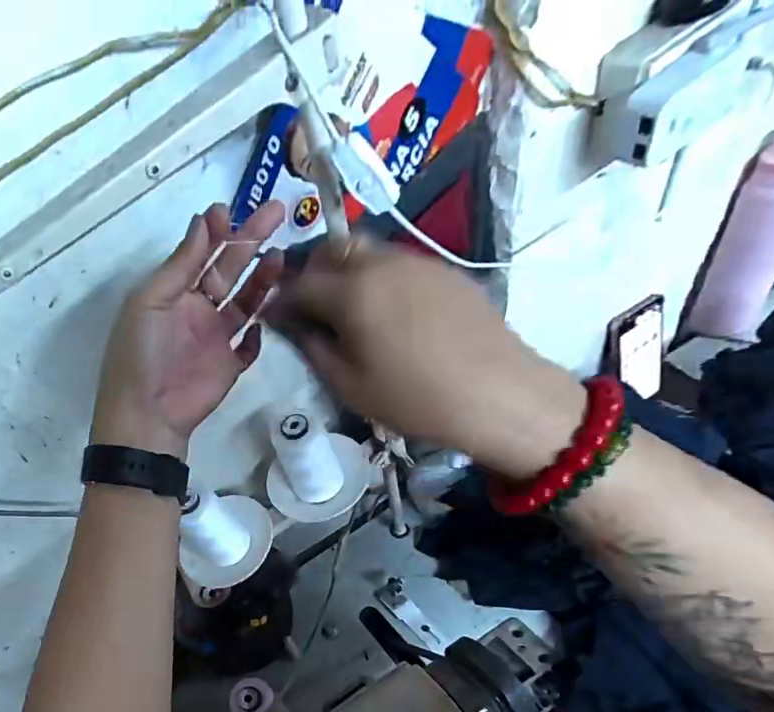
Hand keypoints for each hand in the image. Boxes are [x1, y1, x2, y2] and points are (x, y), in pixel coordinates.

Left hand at [92, 201, 288, 456]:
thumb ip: (182, 263)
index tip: (233, 211)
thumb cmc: (141, 352)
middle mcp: (199, 309)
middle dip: (251, 242)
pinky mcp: (231, 365)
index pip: (202, 253)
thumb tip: (205, 219)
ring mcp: (217, 338)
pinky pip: (250, 345)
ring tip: (279, 258)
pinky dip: (258, 333)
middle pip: (231, 270)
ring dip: (262, 280)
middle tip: (276, 214)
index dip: (218, 232)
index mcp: (175, 291)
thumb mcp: (152, 300)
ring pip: (246, 302)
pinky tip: (263, 320)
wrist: (148, 413)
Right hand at [266, 240, 586, 479]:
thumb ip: (316, 350)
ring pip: (368, 252)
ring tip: (353, 310)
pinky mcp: (446, 271)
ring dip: (348, 272)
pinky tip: (394, 313)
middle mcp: (381, 263)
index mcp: (351, 291)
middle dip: (313, 274)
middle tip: (314, 309)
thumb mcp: (352, 387)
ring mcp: (418, 261)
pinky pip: (400, 264)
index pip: (300, 285)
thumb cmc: (416, 398)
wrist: (497, 392)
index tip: (277, 320)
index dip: (282, 302)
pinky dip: (382, 279)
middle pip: (332, 251)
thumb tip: (297, 327)